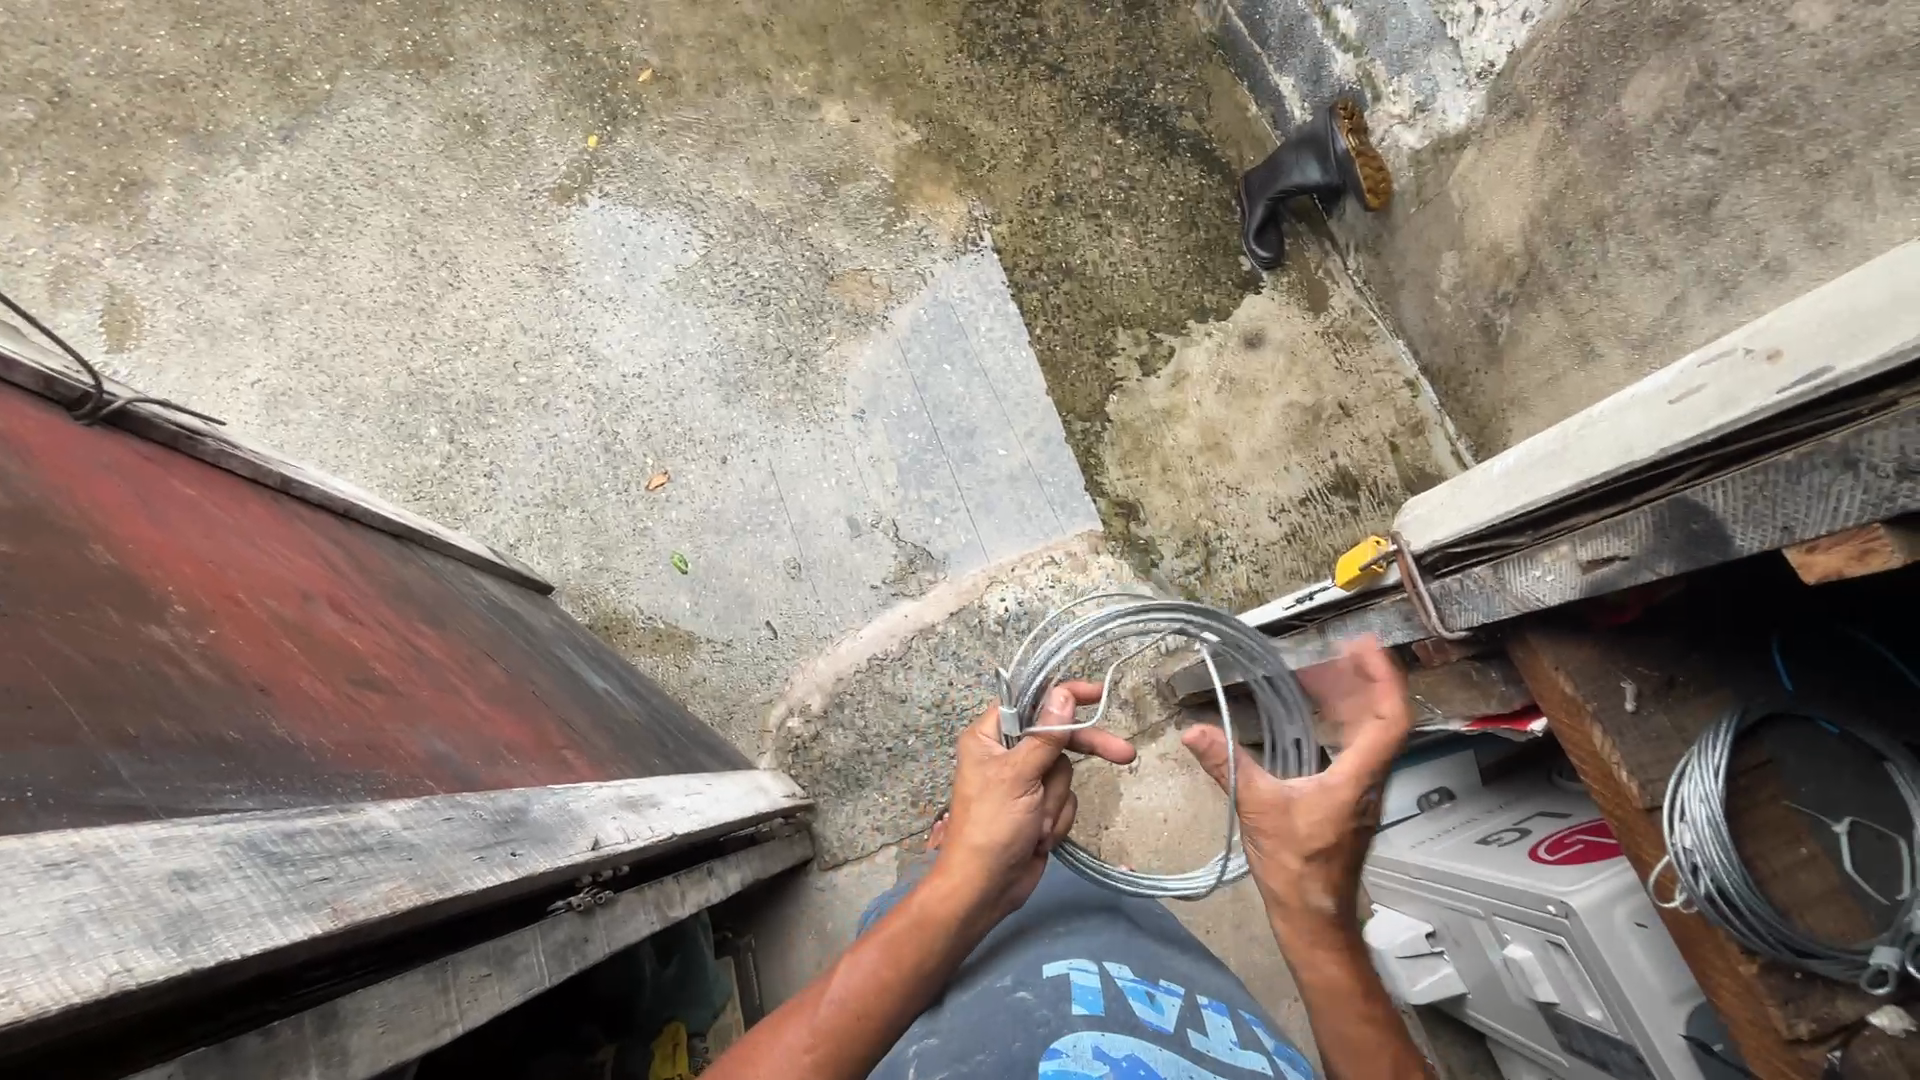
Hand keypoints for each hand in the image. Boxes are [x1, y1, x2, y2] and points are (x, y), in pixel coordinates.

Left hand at [932, 682, 1137, 920]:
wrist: (986, 889)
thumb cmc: (991, 826)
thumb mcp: (1019, 776)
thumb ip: (1046, 735)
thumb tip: (1063, 694)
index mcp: (988, 736)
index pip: (1029, 701)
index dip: (1062, 695)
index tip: (1097, 694)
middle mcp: (1006, 753)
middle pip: (1057, 737)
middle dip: (1081, 754)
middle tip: (1123, 754)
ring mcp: (1024, 781)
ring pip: (1064, 772)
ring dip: (1055, 801)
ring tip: (1035, 822)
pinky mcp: (1038, 807)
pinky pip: (1064, 799)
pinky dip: (1056, 819)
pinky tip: (1039, 836)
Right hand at [1181, 637, 1410, 939]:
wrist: (1314, 914)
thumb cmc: (1294, 865)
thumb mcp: (1256, 808)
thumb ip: (1227, 765)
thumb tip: (1192, 731)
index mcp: (1357, 777)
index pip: (1389, 719)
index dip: (1382, 679)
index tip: (1364, 647)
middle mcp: (1369, 778)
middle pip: (1382, 718)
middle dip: (1363, 679)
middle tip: (1335, 650)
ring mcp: (1361, 789)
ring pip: (1370, 733)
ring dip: (1352, 699)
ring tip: (1322, 672)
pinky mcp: (1349, 797)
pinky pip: (1355, 746)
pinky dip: (1339, 721)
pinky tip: (1315, 714)